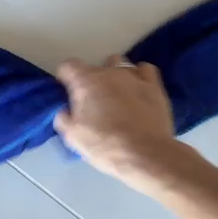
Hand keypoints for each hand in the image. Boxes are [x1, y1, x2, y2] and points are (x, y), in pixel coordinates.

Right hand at [53, 56, 189, 192]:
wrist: (145, 155)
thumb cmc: (105, 145)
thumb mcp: (72, 136)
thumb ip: (63, 117)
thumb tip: (66, 111)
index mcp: (85, 82)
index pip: (67, 66)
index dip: (65, 79)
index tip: (68, 93)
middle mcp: (108, 72)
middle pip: (93, 67)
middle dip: (90, 81)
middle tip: (92, 103)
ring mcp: (133, 76)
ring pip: (119, 63)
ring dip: (114, 75)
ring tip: (116, 94)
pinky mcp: (154, 85)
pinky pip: (144, 70)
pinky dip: (138, 76)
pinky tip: (137, 89)